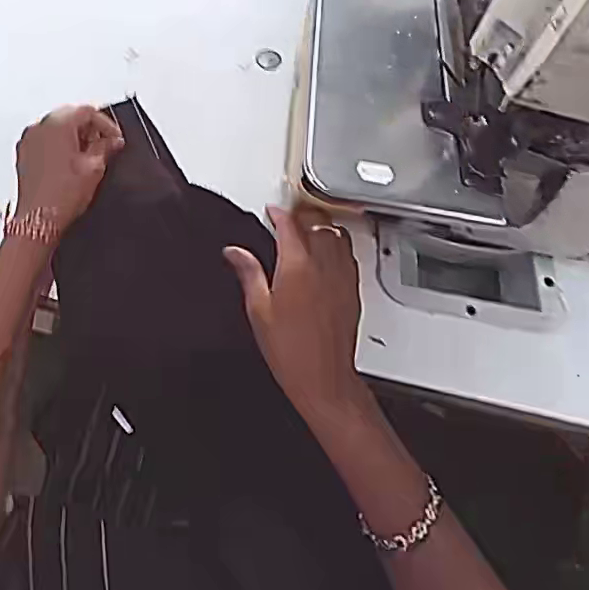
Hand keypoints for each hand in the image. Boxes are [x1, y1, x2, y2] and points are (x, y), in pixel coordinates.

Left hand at [14, 105, 123, 229]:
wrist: (39, 219)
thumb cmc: (61, 195)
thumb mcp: (95, 168)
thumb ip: (106, 147)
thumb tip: (112, 141)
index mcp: (58, 125)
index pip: (87, 111)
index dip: (106, 123)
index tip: (115, 136)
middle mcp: (40, 128)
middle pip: (70, 115)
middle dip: (90, 127)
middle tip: (105, 143)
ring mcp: (29, 140)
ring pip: (57, 126)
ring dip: (75, 135)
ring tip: (90, 155)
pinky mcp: (24, 154)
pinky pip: (45, 139)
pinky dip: (60, 144)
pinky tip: (72, 162)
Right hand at [224, 203, 368, 418]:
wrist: (324, 378)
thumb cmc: (291, 350)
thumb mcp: (258, 310)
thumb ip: (249, 273)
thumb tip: (235, 252)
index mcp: (297, 267)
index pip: (289, 225)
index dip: (279, 214)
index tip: (272, 211)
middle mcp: (323, 266)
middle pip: (317, 223)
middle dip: (302, 215)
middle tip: (289, 217)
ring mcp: (342, 277)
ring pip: (337, 234)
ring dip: (323, 226)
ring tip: (309, 229)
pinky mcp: (353, 289)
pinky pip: (348, 254)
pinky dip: (338, 245)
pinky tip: (329, 253)